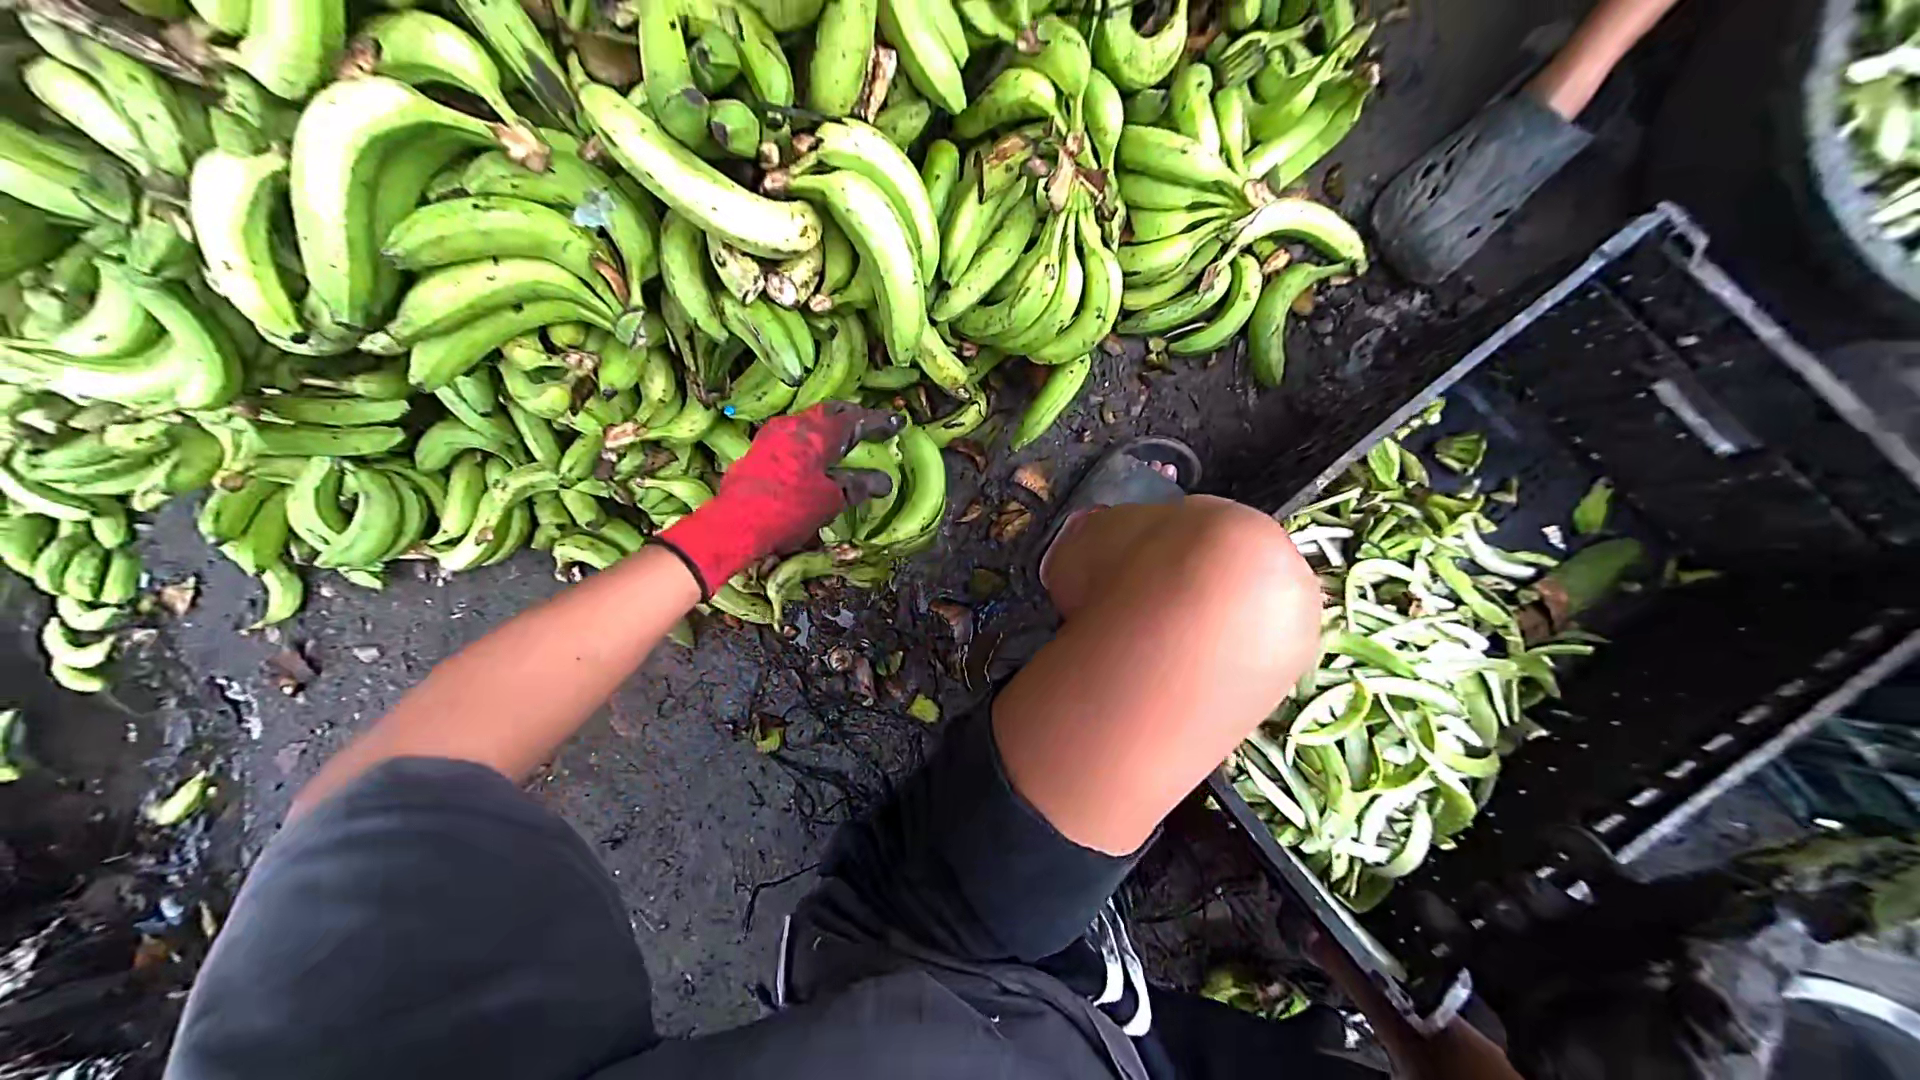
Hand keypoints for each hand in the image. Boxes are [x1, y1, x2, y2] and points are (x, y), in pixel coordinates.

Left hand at [657, 403, 903, 595]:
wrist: (734, 525)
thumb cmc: (788, 509)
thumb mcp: (831, 500)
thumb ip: (858, 486)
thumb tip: (883, 481)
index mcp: (817, 432)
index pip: (855, 419)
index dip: (879, 421)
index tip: (897, 421)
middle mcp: (794, 425)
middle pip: (830, 412)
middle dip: (853, 416)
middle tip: (870, 423)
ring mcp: (772, 436)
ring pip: (809, 422)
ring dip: (830, 427)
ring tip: (844, 438)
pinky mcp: (759, 451)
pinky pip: (794, 436)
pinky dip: (812, 440)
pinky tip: (814, 455)